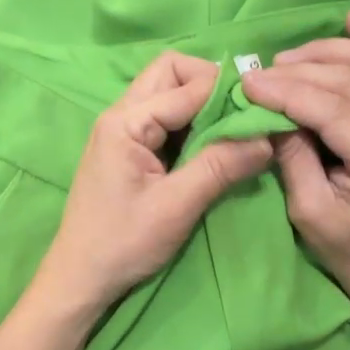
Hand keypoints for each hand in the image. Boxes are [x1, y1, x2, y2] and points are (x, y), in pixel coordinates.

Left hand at [38, 51, 271, 309]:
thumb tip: (267, 137)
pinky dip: (192, 126)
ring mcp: (123, 132)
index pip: (188, 85)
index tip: (265, 113)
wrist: (82, 277)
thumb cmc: (123, 243)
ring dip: (202, 106)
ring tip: (233, 135)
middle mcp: (121, 115)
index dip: (229, 94)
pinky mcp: (129, 151)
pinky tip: (212, 150)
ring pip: (169, 94)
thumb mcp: (177, 206)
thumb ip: (220, 166)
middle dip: (212, 86)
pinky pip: (165, 121)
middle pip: (172, 72)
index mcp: (126, 122)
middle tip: (243, 119)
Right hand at [240, 11, 349, 298]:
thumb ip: (292, 156)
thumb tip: (269, 112)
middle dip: (298, 71)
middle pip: (349, 80)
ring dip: (324, 53)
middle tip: (257, 74)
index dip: (288, 92)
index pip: (334, 109)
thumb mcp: (308, 208)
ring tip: (284, 61)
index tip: (248, 83)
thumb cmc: (343, 241)